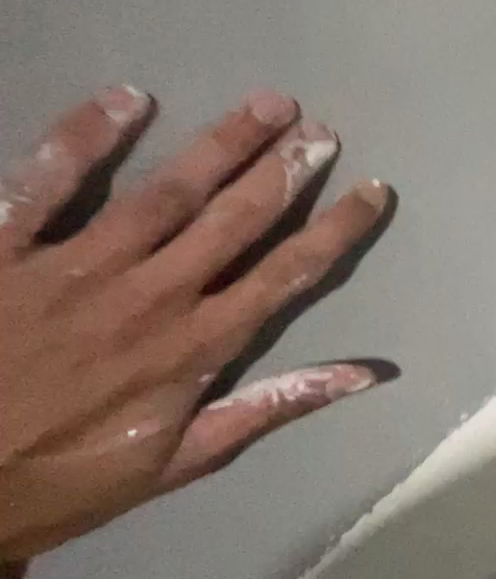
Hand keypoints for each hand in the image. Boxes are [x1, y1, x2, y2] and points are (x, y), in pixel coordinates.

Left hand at [0, 86, 389, 567]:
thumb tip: (370, 373)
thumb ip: (273, 405)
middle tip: (321, 132)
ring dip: (219, 145)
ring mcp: (69, 268)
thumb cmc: (63, 477)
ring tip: (264, 105)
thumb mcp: (183, 459)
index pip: (288, 272)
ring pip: (162, 193)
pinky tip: (127, 101)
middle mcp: (148, 296)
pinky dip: (83, 139)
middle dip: (284, 171)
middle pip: (234, 220)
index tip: (372, 190)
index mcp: (197, 344)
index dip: (336, 228)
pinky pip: (40, 185)